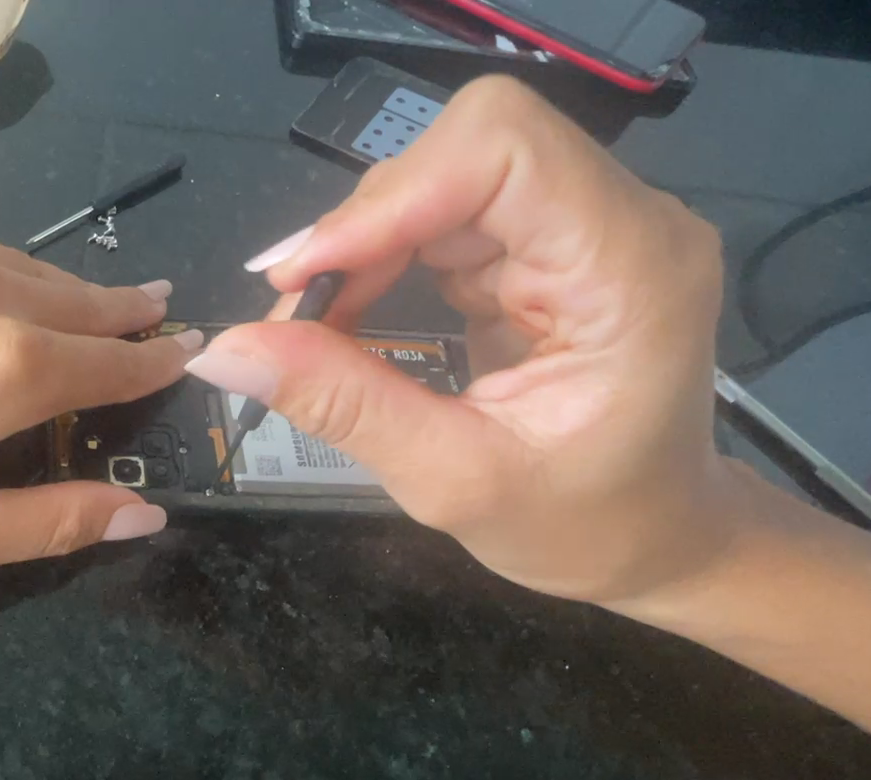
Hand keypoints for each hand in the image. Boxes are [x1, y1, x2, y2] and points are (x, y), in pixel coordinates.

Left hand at [0, 210, 199, 578]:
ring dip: (62, 291)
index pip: (116, 362)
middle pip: (81, 300)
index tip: (186, 351)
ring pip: (25, 267)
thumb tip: (148, 515)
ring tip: (88, 304)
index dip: (157, 361)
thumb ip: (54, 525)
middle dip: (125, 312)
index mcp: (12, 370)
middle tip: (158, 309)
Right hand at [186, 77, 740, 604]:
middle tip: (291, 314)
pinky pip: (436, 221)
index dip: (386, 199)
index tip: (298, 280)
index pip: (502, 153)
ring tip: (307, 329)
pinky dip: (373, 263)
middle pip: (463, 153)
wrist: (649, 537)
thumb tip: (222, 352)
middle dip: (360, 227)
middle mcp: (613, 223)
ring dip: (357, 247)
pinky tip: (344, 319)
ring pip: (439, 181)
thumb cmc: (576, 524)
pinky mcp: (539, 251)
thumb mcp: (447, 480)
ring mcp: (576, 230)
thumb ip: (341, 407)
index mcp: (626, 269)